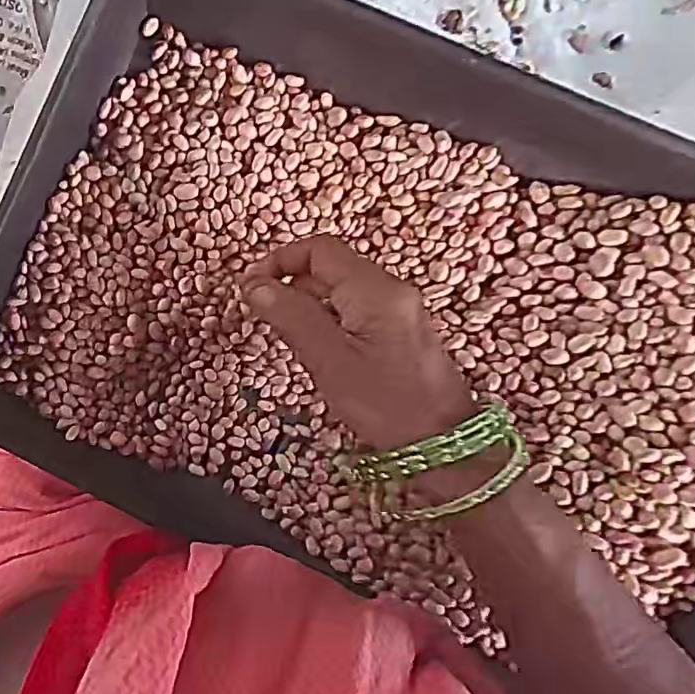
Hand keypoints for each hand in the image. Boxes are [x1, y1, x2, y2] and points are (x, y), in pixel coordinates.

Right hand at [239, 235, 473, 450]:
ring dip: (305, 304)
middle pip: (328, 268)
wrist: (442, 443)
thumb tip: (254, 285)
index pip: (320, 250)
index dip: (280, 260)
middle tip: (261, 315)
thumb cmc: (386, 403)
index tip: (252, 288)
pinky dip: (325, 320)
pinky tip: (315, 349)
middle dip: (289, 283)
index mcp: (374, 289)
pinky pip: (351, 311)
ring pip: (338, 291)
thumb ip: (291, 317)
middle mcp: (388, 290)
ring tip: (284, 335)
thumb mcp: (330, 360)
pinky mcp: (397, 332)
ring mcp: (396, 311)